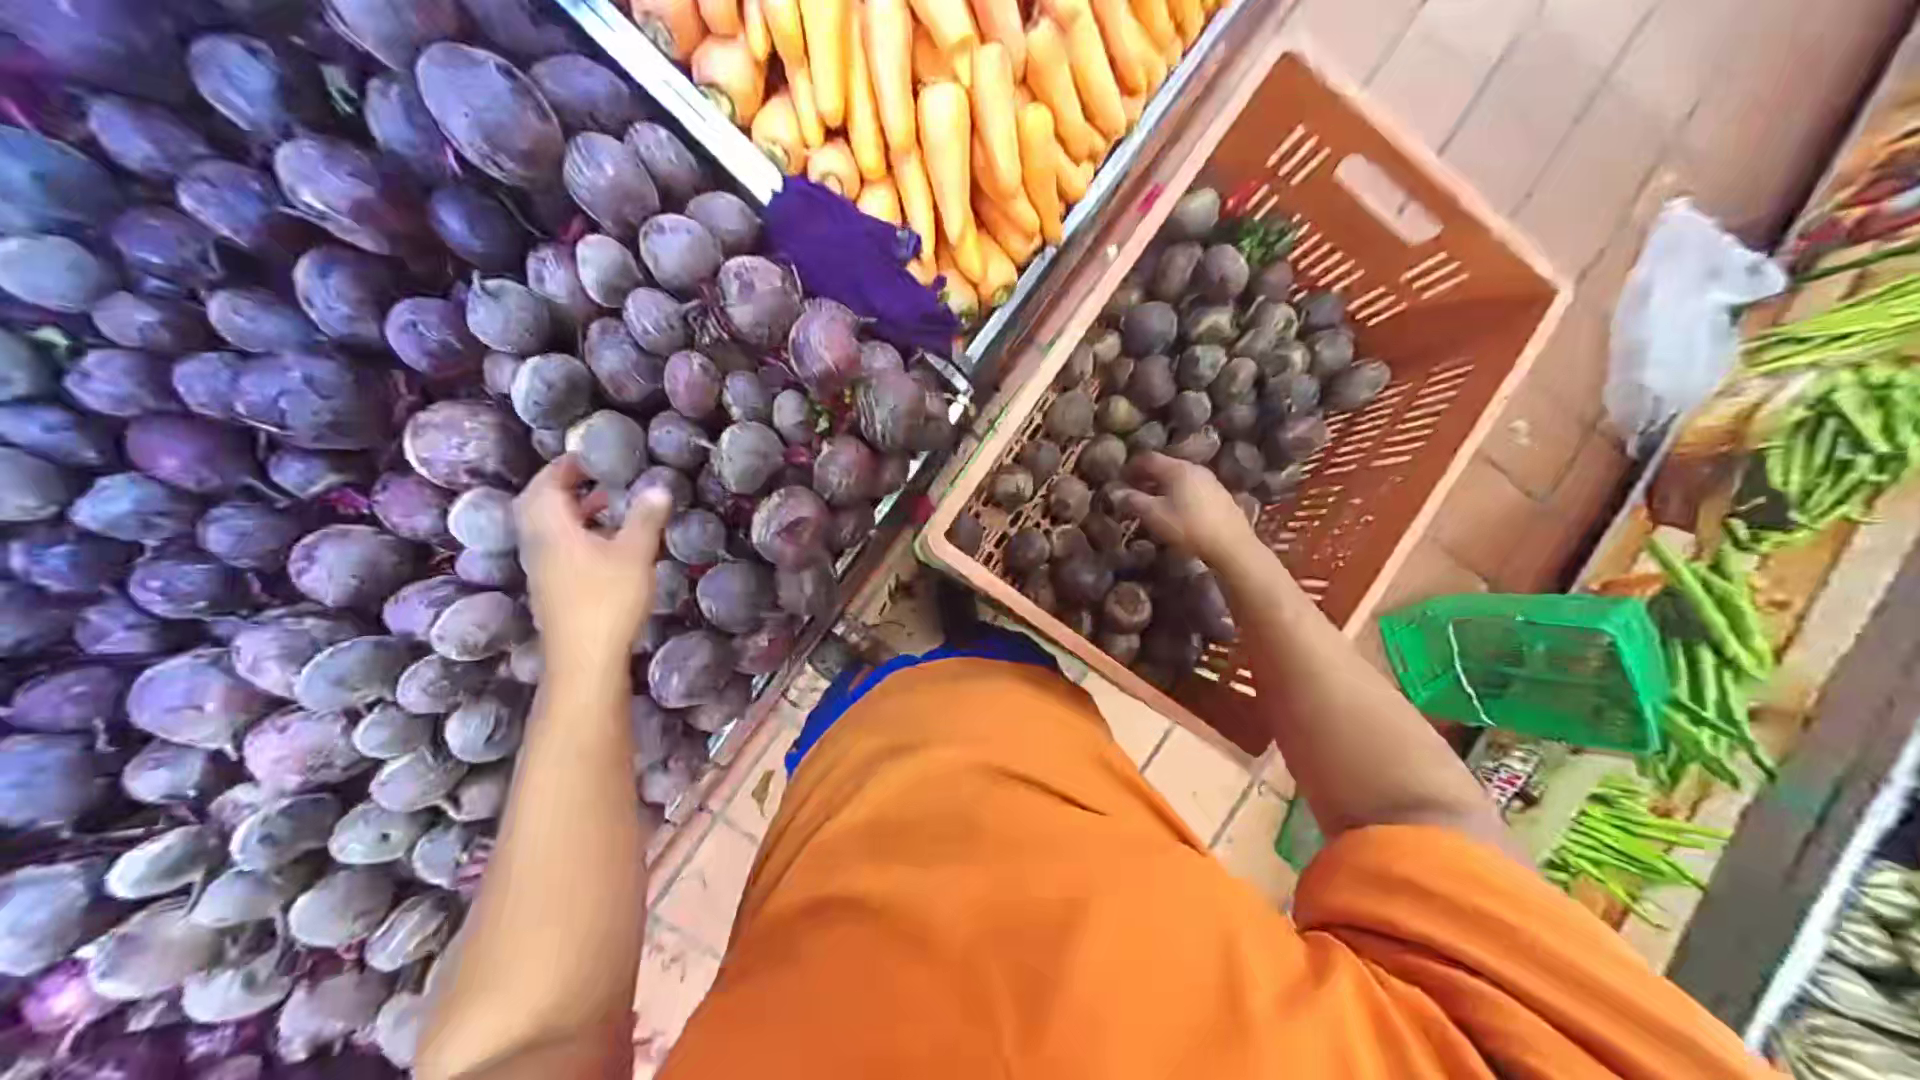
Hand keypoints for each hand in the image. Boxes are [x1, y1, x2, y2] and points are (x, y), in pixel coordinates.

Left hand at [515, 456, 672, 671]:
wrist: (584, 659)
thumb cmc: (607, 600)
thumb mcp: (635, 554)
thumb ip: (645, 518)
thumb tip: (658, 486)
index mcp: (551, 529)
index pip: (546, 485)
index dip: (565, 466)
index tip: (588, 455)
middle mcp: (537, 545)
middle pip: (538, 504)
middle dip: (563, 486)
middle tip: (592, 476)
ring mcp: (541, 569)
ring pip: (547, 528)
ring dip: (571, 511)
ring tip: (605, 505)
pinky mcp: (551, 589)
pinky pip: (555, 547)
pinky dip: (574, 533)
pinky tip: (603, 543)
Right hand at [1114, 452, 1259, 568]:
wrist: (1232, 545)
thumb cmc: (1189, 527)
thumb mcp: (1155, 515)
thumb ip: (1134, 501)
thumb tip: (1118, 492)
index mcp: (1177, 469)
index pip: (1148, 458)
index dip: (1131, 466)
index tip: (1119, 478)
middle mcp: (1195, 468)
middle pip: (1165, 466)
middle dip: (1146, 477)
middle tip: (1132, 490)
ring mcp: (1211, 481)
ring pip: (1179, 477)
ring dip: (1162, 486)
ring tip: (1152, 502)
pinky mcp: (1220, 495)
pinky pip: (1192, 487)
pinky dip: (1178, 493)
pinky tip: (1176, 509)